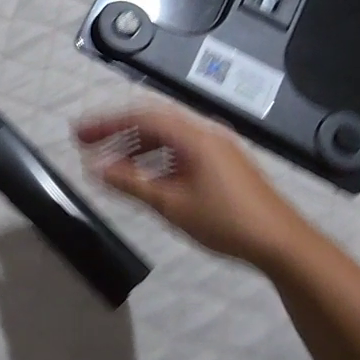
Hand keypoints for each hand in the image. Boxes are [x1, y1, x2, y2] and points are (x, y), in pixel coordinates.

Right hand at [74, 104, 316, 268]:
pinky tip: (143, 176)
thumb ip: (130, 183)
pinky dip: (156, 157)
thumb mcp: (171, 204)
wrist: (282, 242)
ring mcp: (217, 147)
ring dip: (135, 146)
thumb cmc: (226, 222)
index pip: (140, 117)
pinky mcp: (224, 163)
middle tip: (86, 144)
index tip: (77, 134)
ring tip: (109, 163)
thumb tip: (95, 168)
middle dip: (116, 131)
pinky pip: (181, 149)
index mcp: (193, 136)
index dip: (105, 123)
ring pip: (167, 137)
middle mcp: (205, 133)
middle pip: (152, 121)